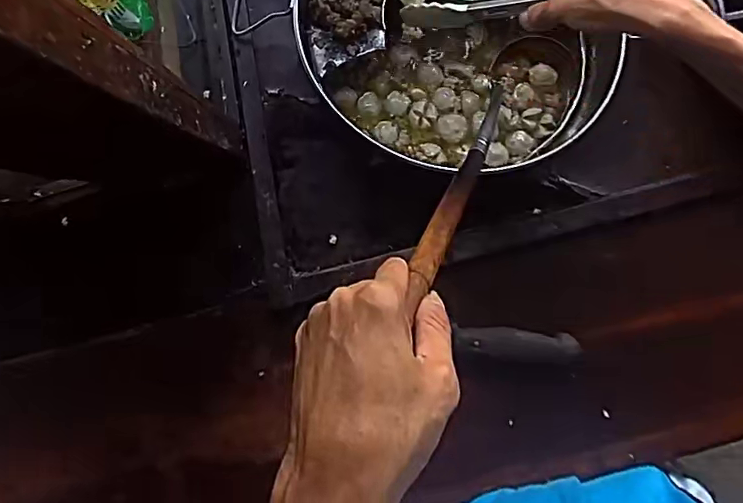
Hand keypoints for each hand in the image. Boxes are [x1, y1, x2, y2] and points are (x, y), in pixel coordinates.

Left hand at [272, 258, 458, 502]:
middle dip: (390, 315)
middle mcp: (342, 301)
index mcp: (377, 302)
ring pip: (353, 309)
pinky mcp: (302, 343)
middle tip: (401, 362)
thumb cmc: (387, 434)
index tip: (417, 318)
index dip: (412, 293)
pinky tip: (353, 384)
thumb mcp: (440, 383)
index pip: (400, 267)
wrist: (333, 476)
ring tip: (376, 380)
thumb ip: (438, 329)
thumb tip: (432, 303)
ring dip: (365, 331)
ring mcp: (318, 322)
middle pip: (375, 289)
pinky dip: (343, 345)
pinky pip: (332, 328)